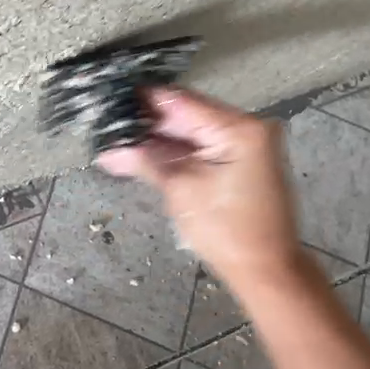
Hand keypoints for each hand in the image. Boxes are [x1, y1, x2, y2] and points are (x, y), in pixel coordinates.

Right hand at [95, 88, 305, 292]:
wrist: (264, 268)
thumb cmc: (226, 229)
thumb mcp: (180, 190)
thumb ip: (145, 161)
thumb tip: (108, 150)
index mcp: (239, 128)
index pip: (180, 102)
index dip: (142, 101)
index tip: (109, 100)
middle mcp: (246, 128)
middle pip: (185, 115)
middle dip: (146, 124)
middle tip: (105, 126)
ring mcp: (244, 145)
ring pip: (189, 133)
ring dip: (155, 140)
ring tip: (114, 143)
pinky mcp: (238, 162)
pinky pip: (199, 148)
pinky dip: (172, 153)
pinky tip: (139, 156)